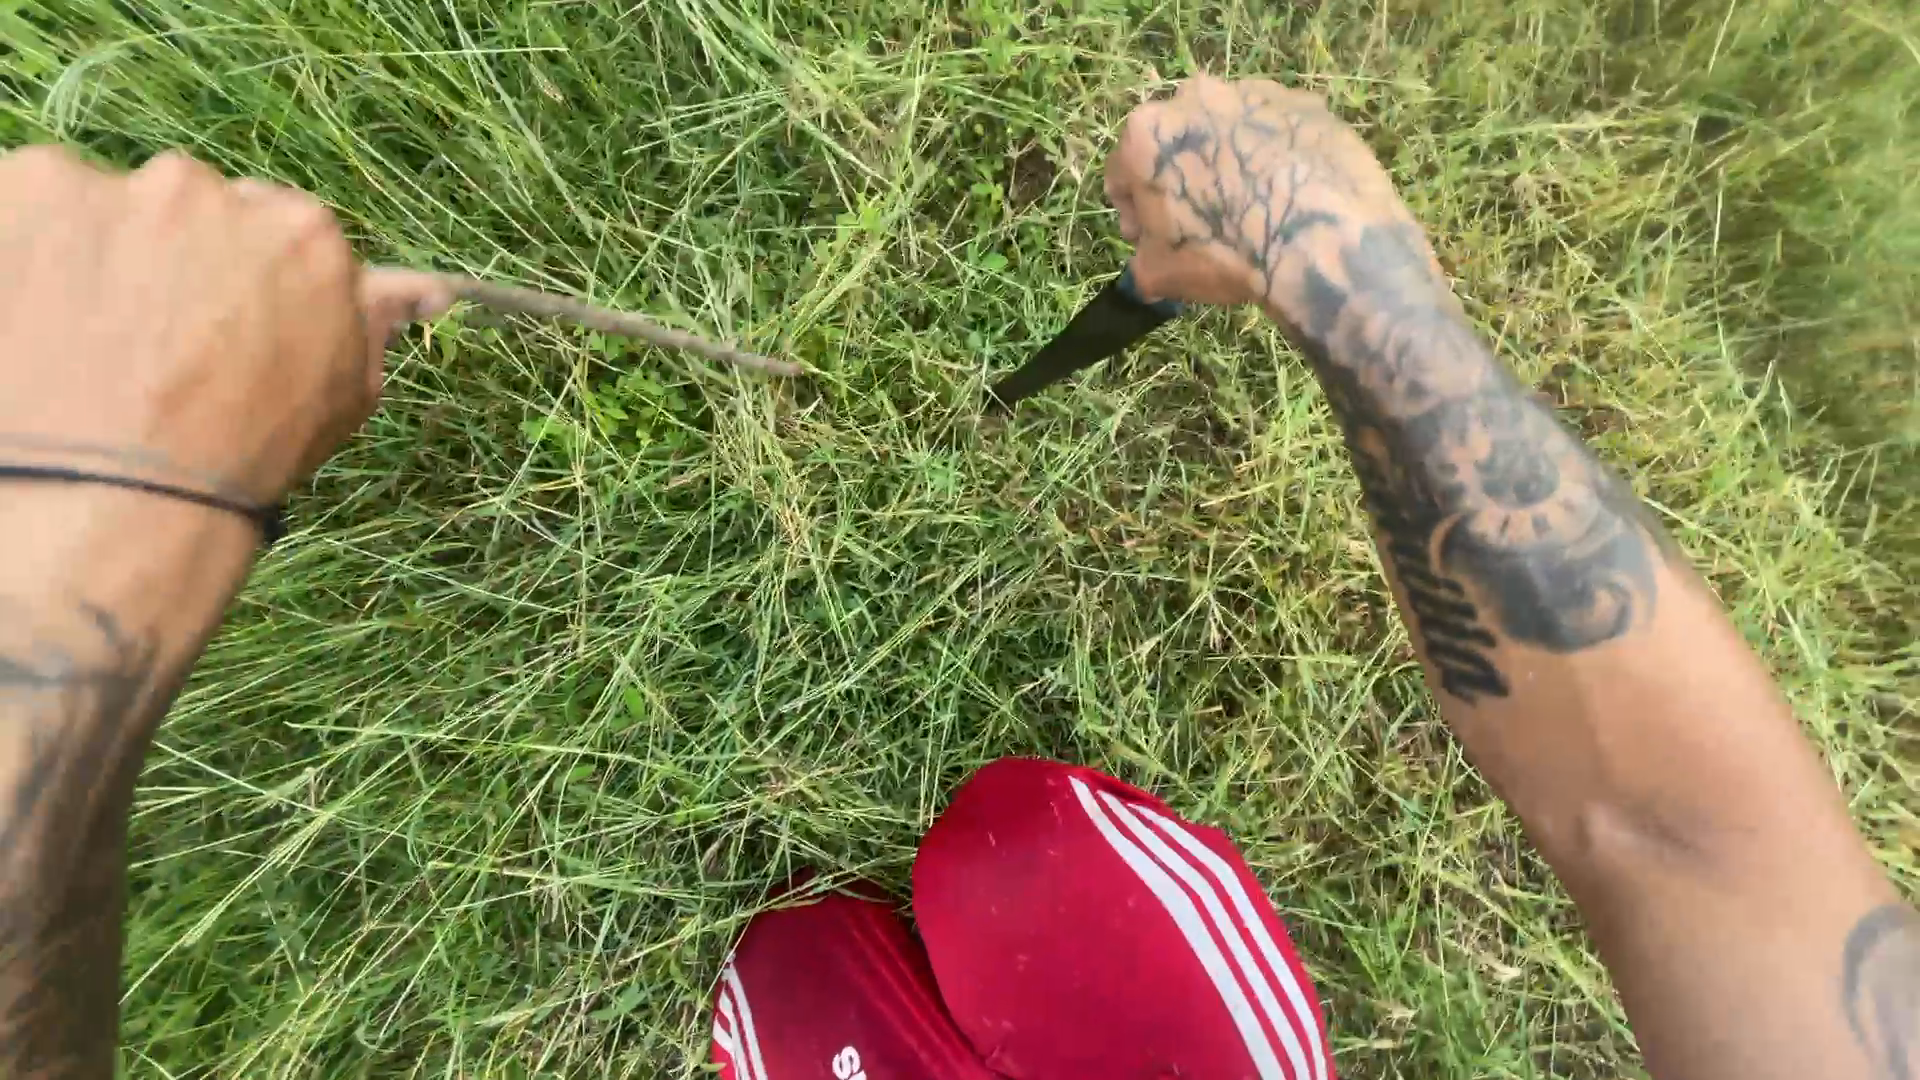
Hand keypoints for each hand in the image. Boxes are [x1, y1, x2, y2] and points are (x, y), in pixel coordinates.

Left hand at [0, 146, 451, 504]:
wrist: (122, 481)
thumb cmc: (257, 439)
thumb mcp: (348, 384)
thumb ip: (372, 318)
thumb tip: (426, 290)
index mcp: (305, 232)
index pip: (293, 226)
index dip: (276, 274)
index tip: (258, 314)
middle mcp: (209, 190)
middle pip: (206, 206)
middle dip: (198, 251)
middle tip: (183, 327)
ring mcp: (102, 187)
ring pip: (117, 206)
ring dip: (120, 248)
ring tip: (112, 328)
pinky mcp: (10, 195)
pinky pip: (30, 211)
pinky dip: (39, 250)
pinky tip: (54, 313)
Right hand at [1104, 76, 1433, 320]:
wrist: (1316, 239)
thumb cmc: (1221, 253)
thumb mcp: (1157, 274)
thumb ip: (1142, 258)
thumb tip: (1150, 258)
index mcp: (1146, 134)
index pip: (1121, 175)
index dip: (1131, 212)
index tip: (1149, 238)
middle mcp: (1194, 97)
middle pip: (1173, 144)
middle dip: (1177, 180)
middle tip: (1196, 222)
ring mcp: (1253, 92)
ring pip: (1222, 132)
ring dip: (1222, 163)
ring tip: (1244, 208)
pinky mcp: (1302, 102)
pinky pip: (1270, 132)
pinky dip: (1268, 157)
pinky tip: (1280, 195)